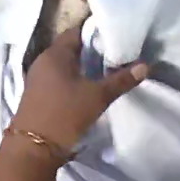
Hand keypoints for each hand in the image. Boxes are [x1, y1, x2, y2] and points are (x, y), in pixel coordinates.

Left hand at [10, 25, 148, 152]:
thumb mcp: (97, 97)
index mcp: (55, 54)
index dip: (96, 31)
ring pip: (66, 65)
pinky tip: (90, 87)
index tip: (116, 36)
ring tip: (108, 71)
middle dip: (93, 50)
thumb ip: (121, 80)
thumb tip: (145, 65)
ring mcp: (39, 79)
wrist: (34, 149)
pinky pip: (60, 79)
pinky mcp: (39, 94)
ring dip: (84, 67)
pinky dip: (75, 79)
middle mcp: (43, 62)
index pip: (77, 31)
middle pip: (71, 48)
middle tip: (117, 54)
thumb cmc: (65, 115)